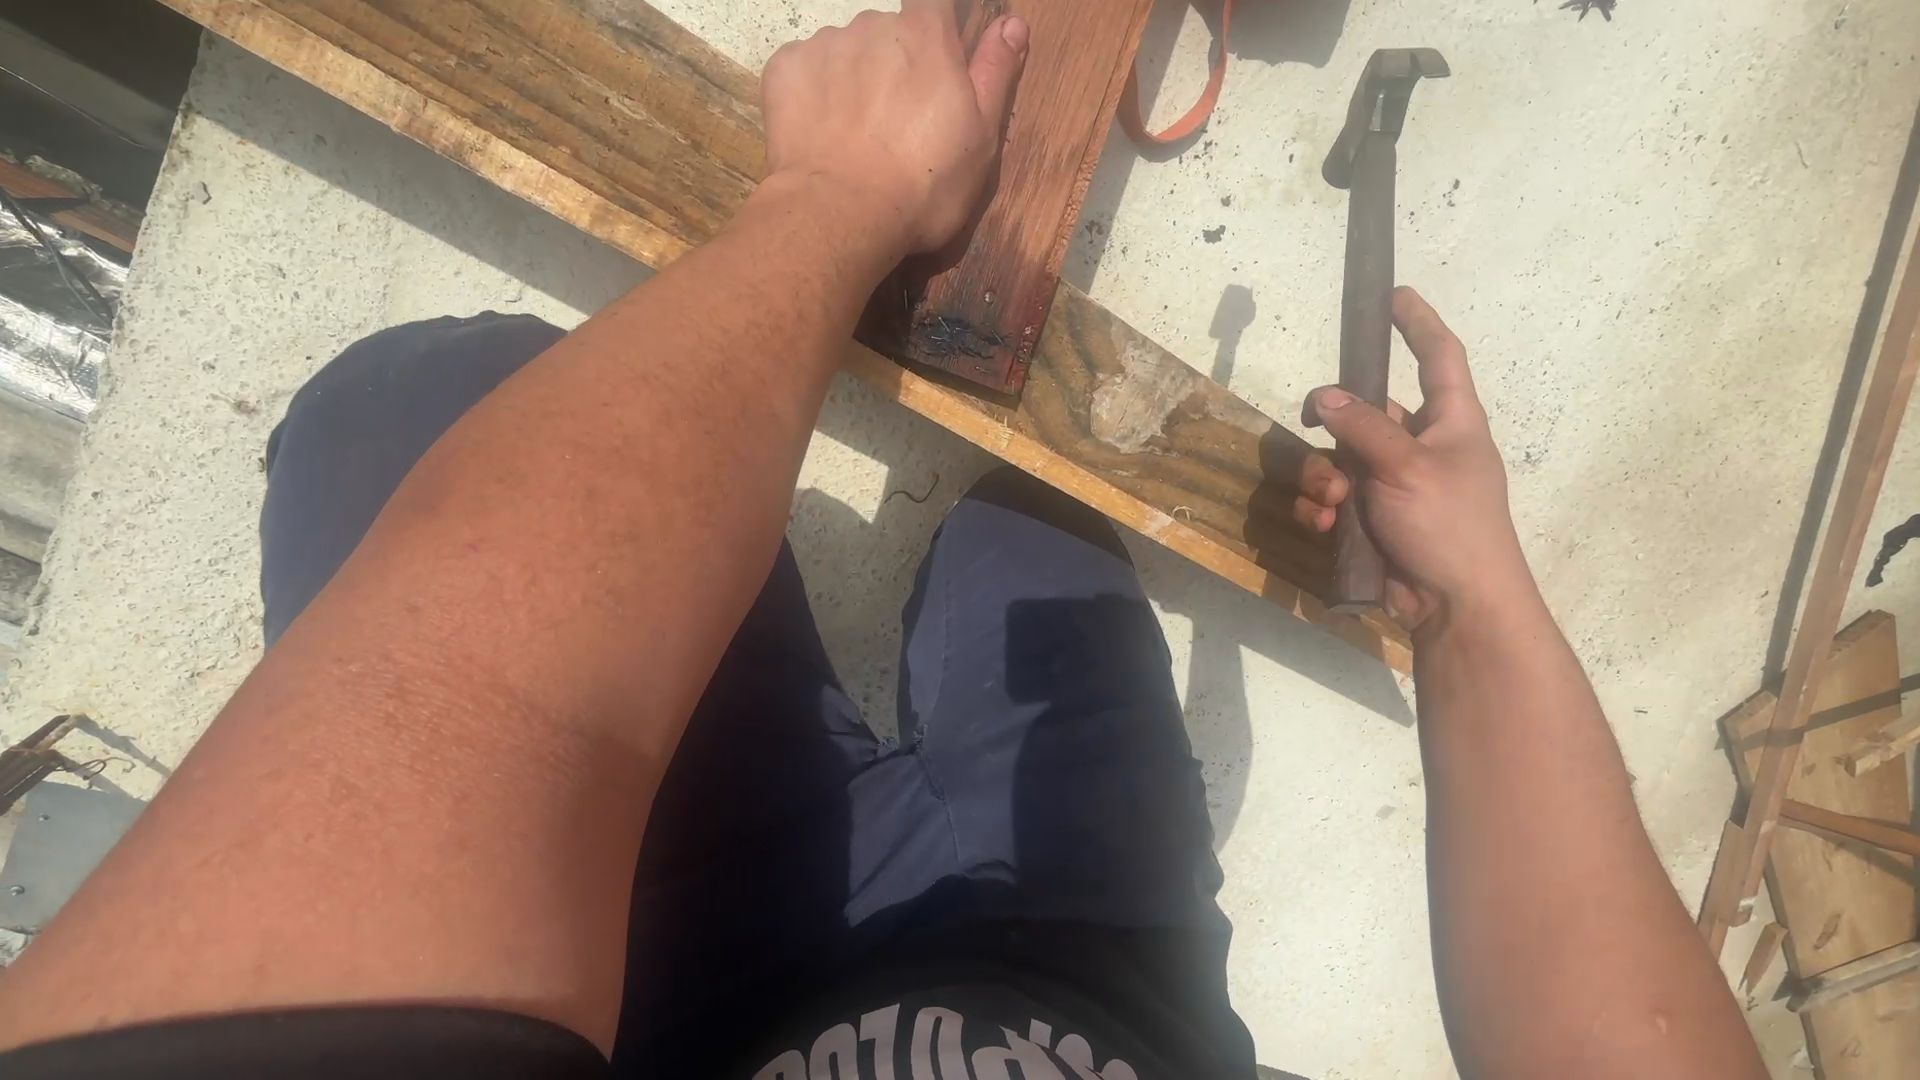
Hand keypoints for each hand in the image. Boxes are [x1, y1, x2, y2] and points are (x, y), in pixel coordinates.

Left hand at [759, 2, 1028, 256]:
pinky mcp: (785, 72)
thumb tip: (1012, 24)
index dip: (935, 30)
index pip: (934, 4)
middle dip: (891, 69)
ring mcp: (825, 46)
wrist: (843, 214)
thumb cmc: (925, 185)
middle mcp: (874, 25)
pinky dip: (812, 98)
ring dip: (851, 85)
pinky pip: (803, 73)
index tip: (933, 67)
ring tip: (854, 140)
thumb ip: (995, 75)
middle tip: (894, 128)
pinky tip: (821, 138)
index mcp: (927, 37)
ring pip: (844, 55)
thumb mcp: (981, 139)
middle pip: (886, 35)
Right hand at [1296, 288, 1533, 632]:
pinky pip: (1330, 498)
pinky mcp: (1369, 517)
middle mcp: (1419, 446)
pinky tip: (1321, 525)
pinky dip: (1319, 508)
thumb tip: (1324, 395)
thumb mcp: (1407, 467)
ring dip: (1321, 478)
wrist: (1453, 604)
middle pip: (1364, 413)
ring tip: (1329, 503)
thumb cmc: (1449, 524)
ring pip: (1337, 459)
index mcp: (1450, 422)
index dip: (1417, 323)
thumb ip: (1364, 427)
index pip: (1438, 357)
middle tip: (1312, 427)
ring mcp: (1391, 484)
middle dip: (1333, 428)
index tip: (1393, 295)